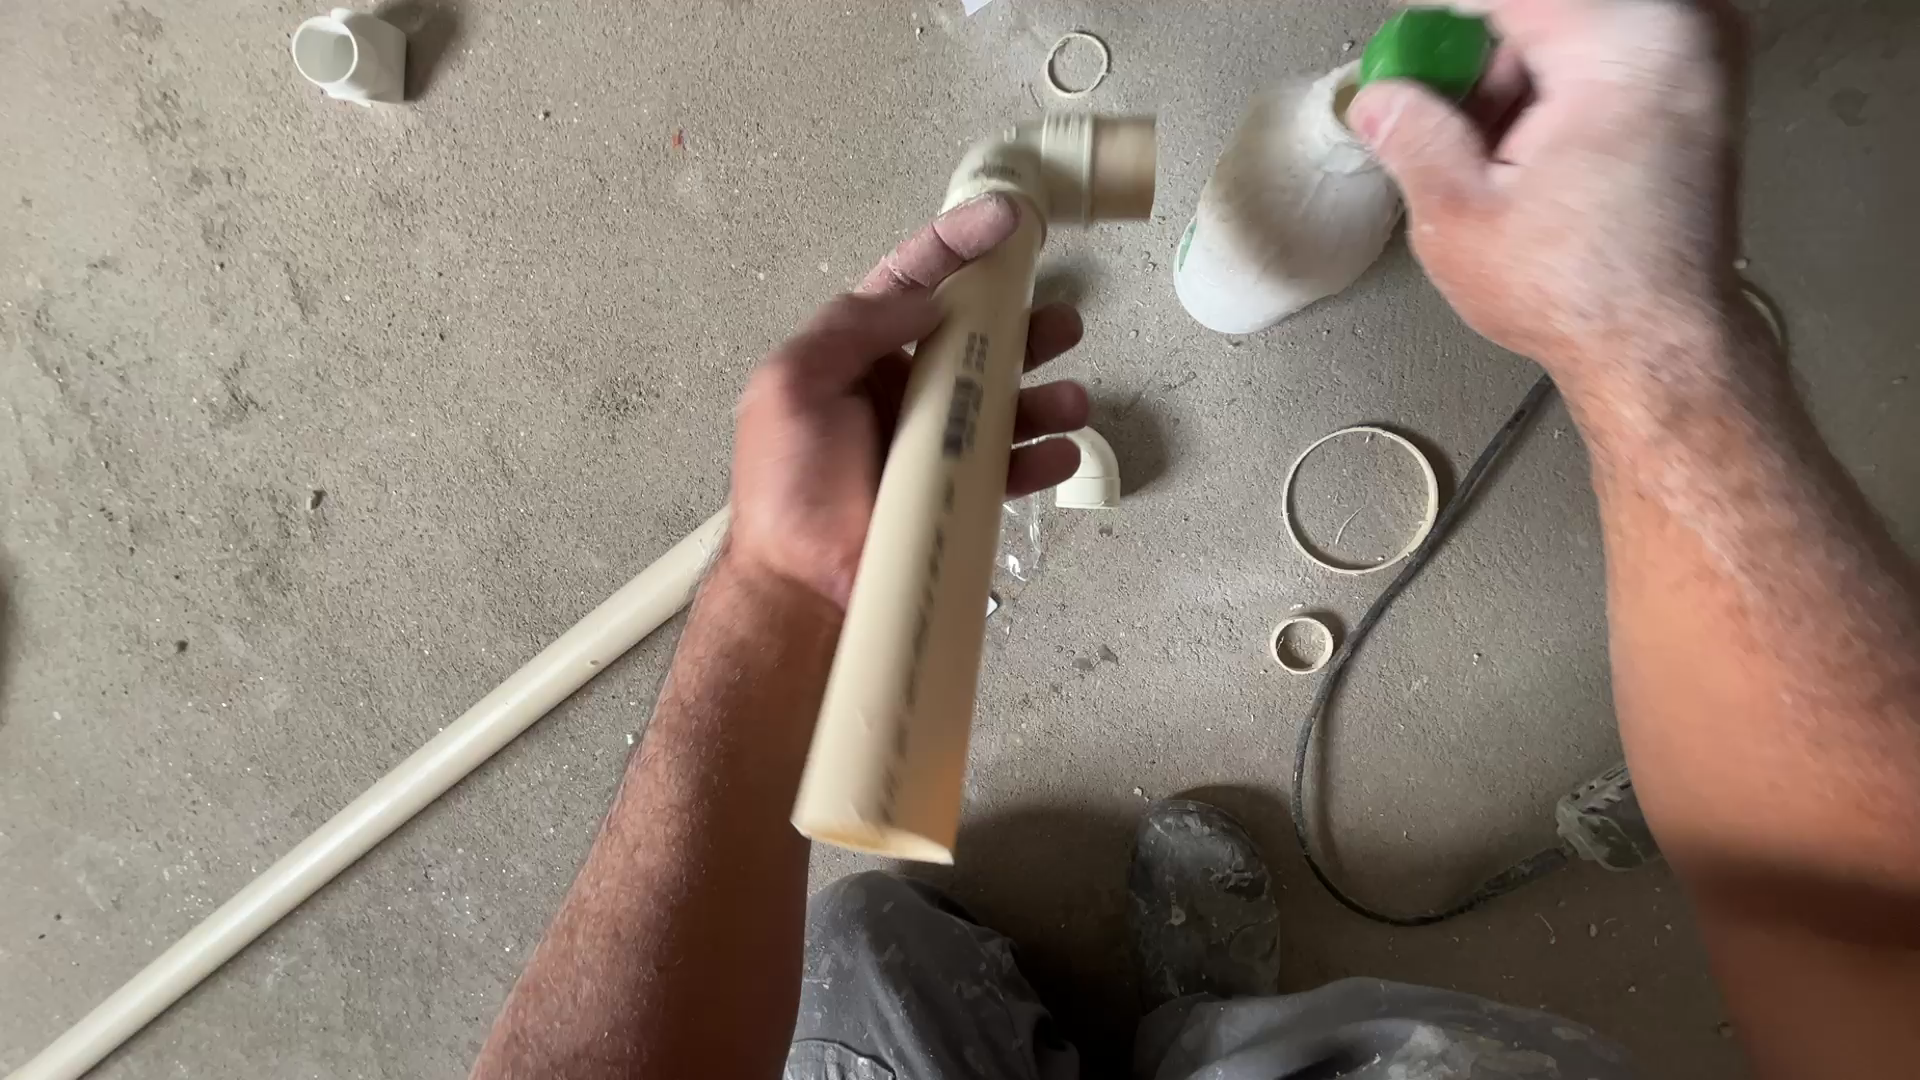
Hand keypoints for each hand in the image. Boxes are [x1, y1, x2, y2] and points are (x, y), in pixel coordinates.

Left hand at [728, 194, 1089, 608]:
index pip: (913, 283)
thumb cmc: (790, 482)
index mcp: (860, 355)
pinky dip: (1043, 458)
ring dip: (1046, 395)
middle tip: (1062, 323)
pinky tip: (1061, 453)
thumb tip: (925, 303)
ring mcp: (936, 443)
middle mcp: (904, 390)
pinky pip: (1011, 467)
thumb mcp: (793, 386)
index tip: (1009, 220)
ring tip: (1072, 400)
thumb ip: (850, 329)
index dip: (958, 245)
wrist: (802, 584)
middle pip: (976, 343)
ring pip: (1004, 404)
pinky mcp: (958, 491)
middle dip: (1021, 327)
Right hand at [1347, 0, 1746, 393]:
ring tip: (1479, 161)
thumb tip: (1377, 97)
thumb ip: (1412, 137)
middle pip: (1542, 12)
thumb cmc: (1568, 289)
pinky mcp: (1689, 91)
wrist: (1647, 337)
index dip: (1440, 21)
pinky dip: (1544, 96)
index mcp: (1622, 48)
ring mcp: (1694, 60)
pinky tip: (1518, 158)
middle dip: (1475, 62)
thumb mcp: (1455, 215)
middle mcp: (1678, 34)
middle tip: (1426, 121)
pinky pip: (1600, 60)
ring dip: (1507, 84)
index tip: (1400, 54)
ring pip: (1568, 36)